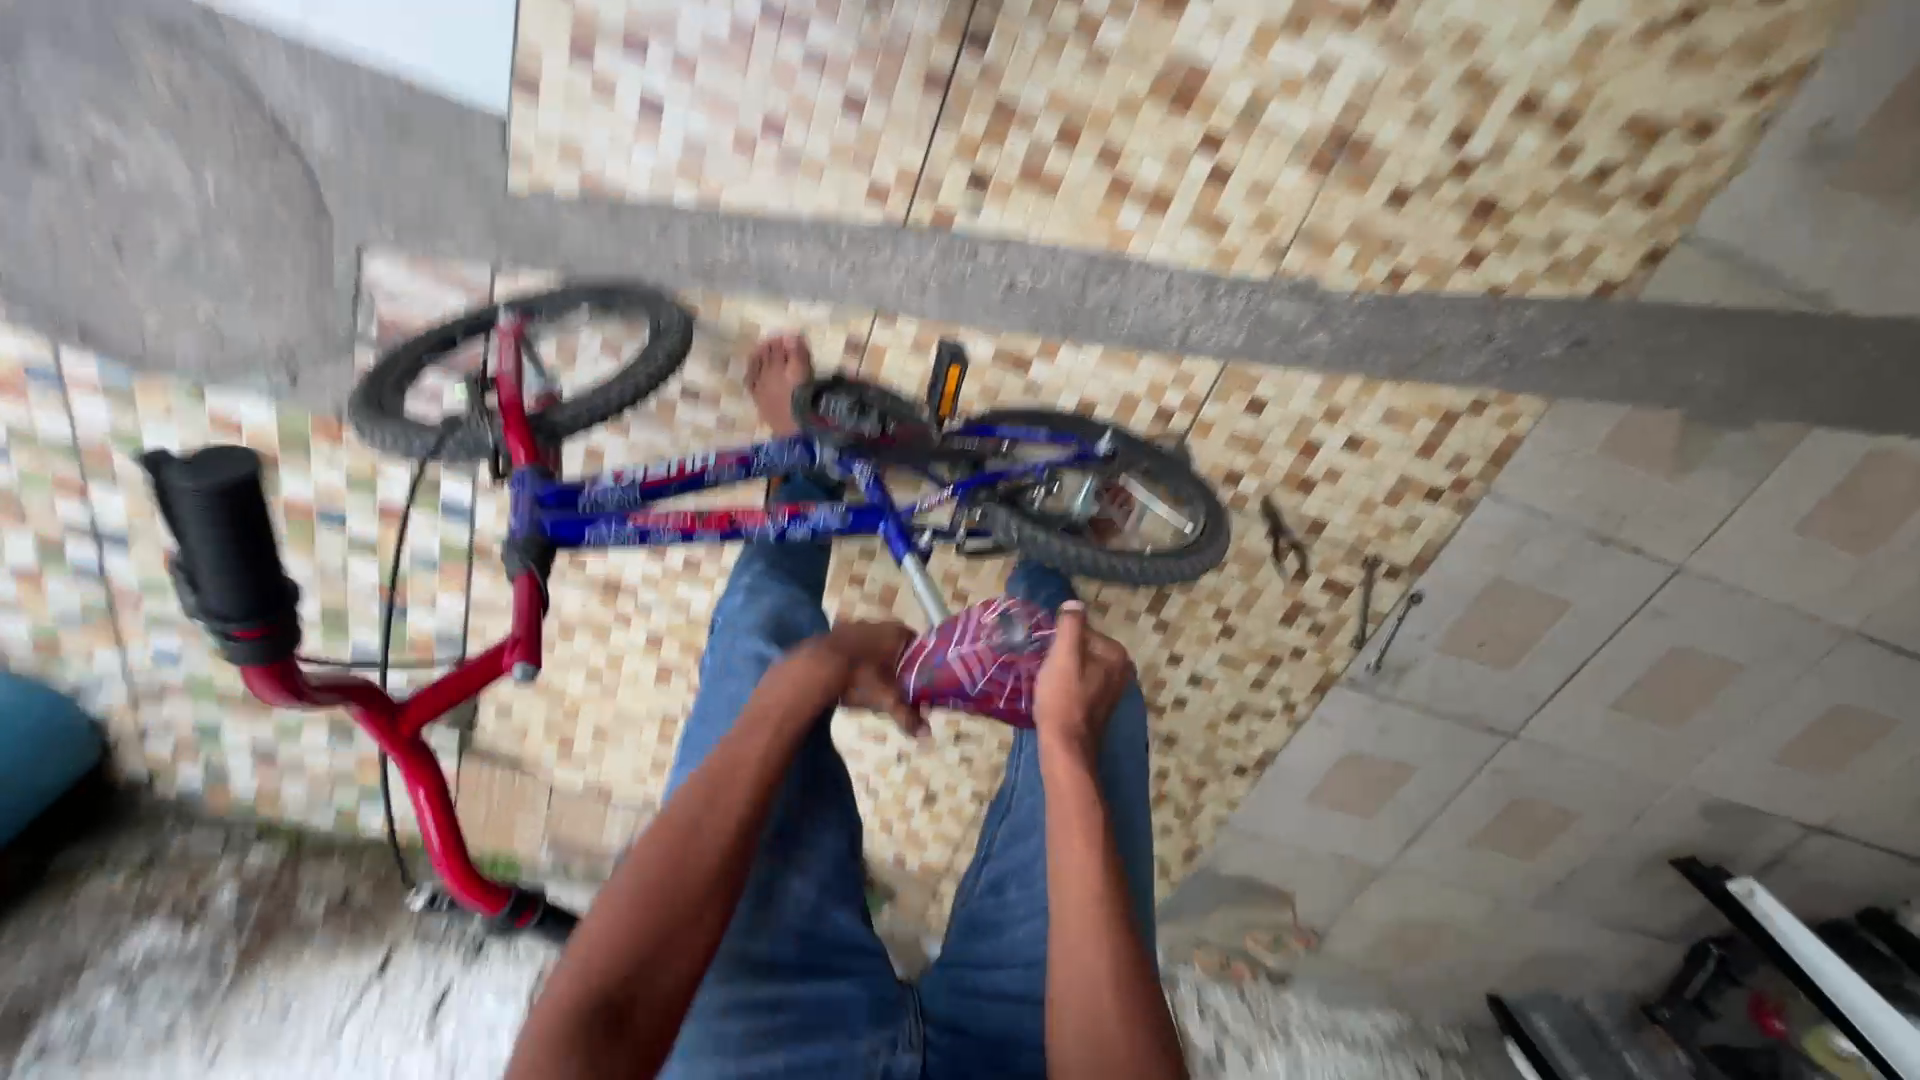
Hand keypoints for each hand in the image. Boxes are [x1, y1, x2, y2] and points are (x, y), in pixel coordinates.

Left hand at [820, 620, 928, 738]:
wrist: (817, 667)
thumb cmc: (861, 677)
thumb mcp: (887, 699)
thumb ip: (907, 715)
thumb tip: (926, 734)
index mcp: (896, 632)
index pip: (915, 641)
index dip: (917, 658)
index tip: (917, 674)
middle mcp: (876, 624)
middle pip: (892, 641)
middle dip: (894, 659)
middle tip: (895, 680)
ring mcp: (852, 626)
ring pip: (870, 642)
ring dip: (872, 657)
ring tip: (871, 679)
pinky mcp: (832, 633)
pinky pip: (850, 646)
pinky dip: (852, 658)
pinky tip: (849, 675)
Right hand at [1033, 601, 1132, 760]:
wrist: (1065, 745)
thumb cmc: (1063, 698)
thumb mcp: (1063, 656)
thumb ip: (1071, 625)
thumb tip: (1074, 603)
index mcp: (1117, 654)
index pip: (1083, 631)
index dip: (1061, 641)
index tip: (1049, 656)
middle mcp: (1122, 670)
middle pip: (1083, 648)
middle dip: (1063, 655)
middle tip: (1046, 669)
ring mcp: (1114, 689)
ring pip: (1081, 666)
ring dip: (1063, 670)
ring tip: (1048, 682)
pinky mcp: (1102, 705)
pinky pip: (1082, 683)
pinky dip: (1069, 685)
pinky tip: (1055, 695)